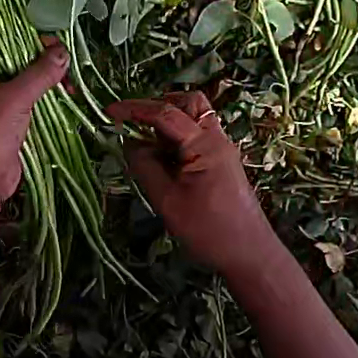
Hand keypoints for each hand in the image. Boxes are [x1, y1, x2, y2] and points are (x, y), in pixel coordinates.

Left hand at [0, 43, 69, 204]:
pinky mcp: (7, 134)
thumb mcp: (14, 98)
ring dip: (47, 91)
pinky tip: (64, 104)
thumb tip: (63, 51)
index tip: (56, 46)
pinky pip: (29, 114)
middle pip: (17, 73)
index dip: (30, 46)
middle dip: (43, 70)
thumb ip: (39, 74)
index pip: (4, 51)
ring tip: (71, 88)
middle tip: (69, 72)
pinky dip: (45, 109)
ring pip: (25, 95)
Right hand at [106, 91, 282, 277]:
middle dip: (158, 105)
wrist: (249, 254)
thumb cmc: (207, 230)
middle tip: (132, 123)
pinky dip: (175, 138)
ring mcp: (221, 149)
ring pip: (193, 118)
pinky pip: (196, 137)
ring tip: (144, 145)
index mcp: (204, 144)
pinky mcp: (220, 162)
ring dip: (167, 123)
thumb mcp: (166, 200)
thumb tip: (129, 143)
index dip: (134, 109)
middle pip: (189, 103)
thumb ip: (145, 167)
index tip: (109, 112)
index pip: (165, 113)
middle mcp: (216, 139)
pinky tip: (160, 159)